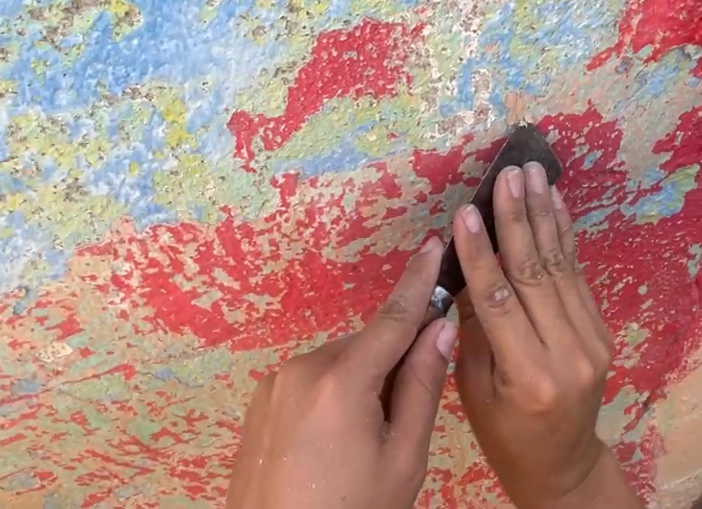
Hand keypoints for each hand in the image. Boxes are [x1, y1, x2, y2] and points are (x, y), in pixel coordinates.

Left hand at [226, 236, 456, 508]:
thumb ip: (422, 388)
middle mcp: (303, 367)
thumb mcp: (402, 461)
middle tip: (398, 423)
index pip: (394, 317)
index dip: (419, 279)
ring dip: (359, 385)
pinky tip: (328, 447)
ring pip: (339, 365)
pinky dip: (330, 398)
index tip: (436, 241)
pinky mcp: (261, 399)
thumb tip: (440, 327)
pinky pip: (311, 381)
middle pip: (367, 348)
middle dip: (390, 368)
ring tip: (356, 447)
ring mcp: (276, 383)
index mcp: (342, 381)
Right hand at [452, 163, 640, 508]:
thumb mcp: (473, 387)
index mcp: (529, 376)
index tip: (465, 210)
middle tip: (509, 174)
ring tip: (533, 172)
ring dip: (543, 213)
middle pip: (535, 273)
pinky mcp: (601, 326)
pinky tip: (554, 200)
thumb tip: (459, 261)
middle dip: (518, 218)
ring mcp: (592, 338)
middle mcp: (567, 353)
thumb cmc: (504, 431)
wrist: (563, 464)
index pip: (499, 301)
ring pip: (560, 264)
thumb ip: (472, 324)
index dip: (480, 253)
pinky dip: (563, 232)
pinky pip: (577, 271)